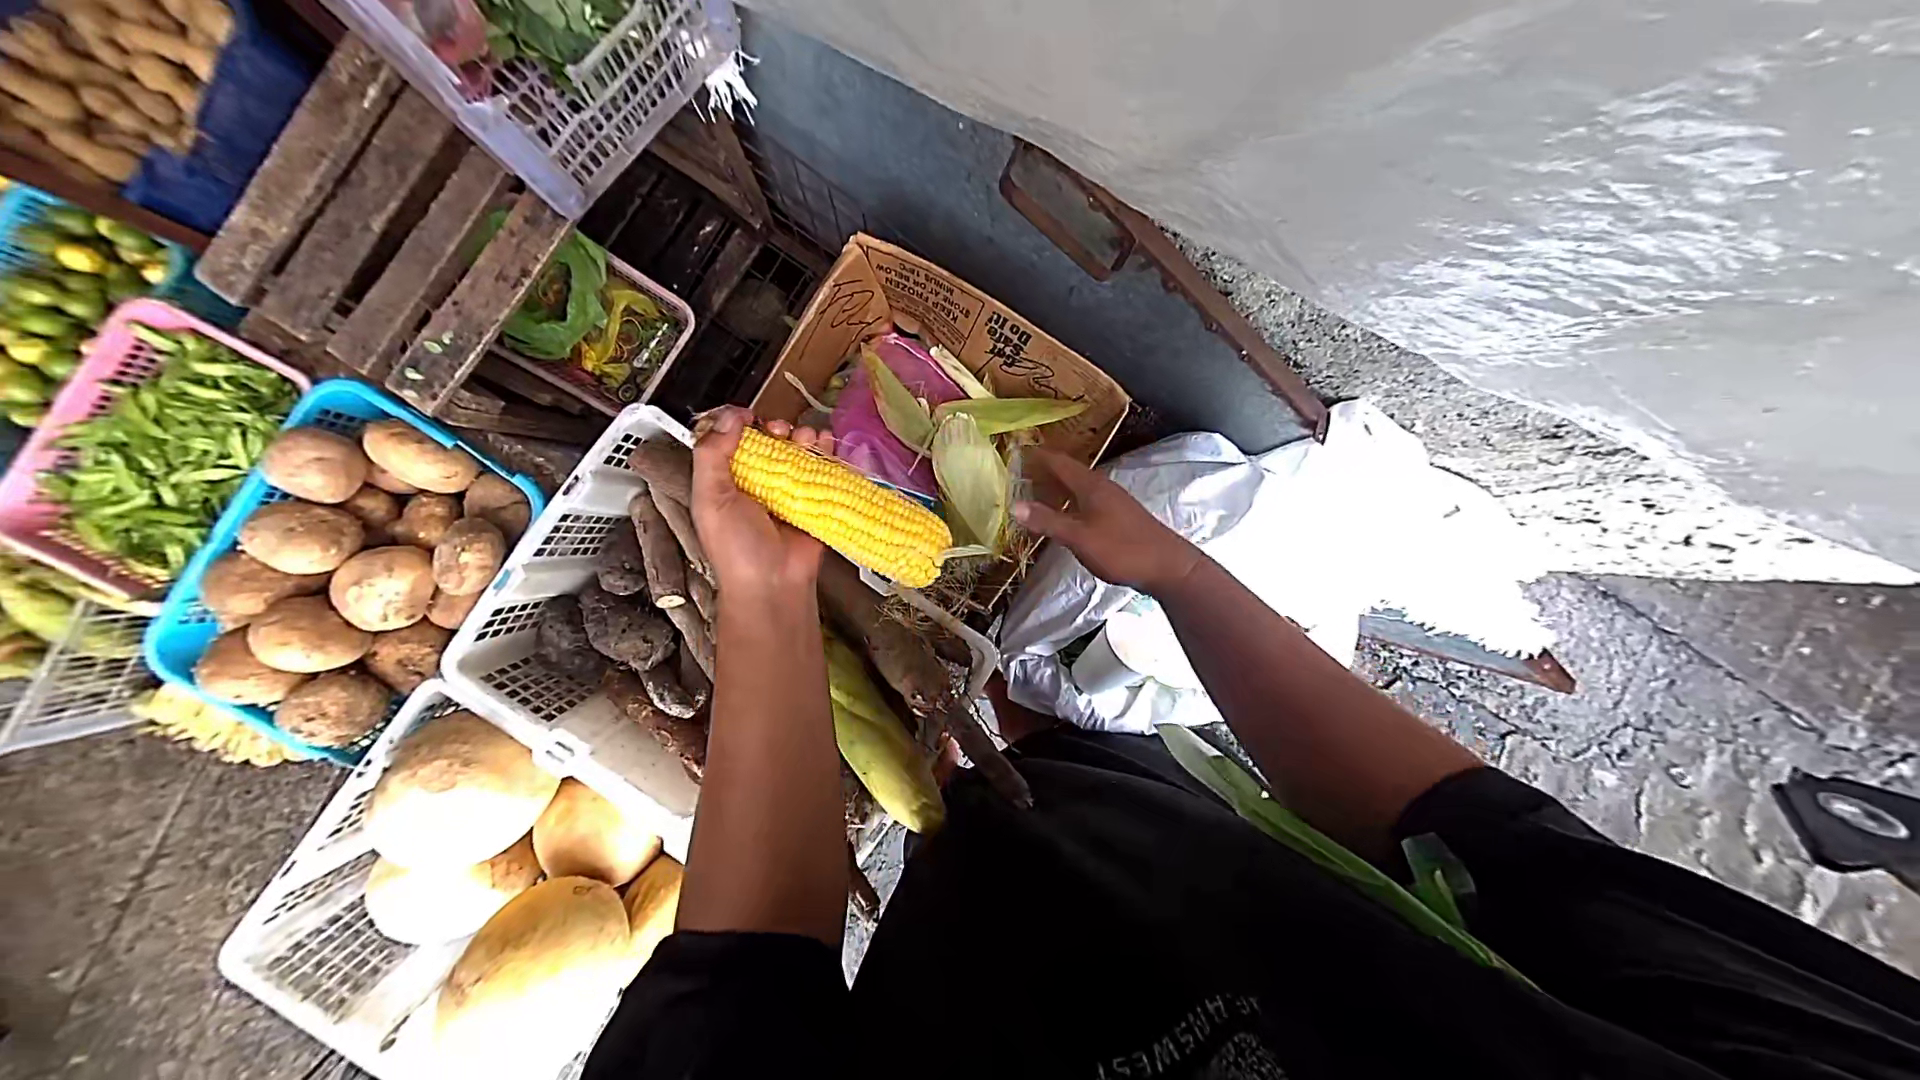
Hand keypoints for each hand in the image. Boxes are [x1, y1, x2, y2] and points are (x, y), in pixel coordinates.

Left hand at [691, 407, 828, 597]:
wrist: (774, 584)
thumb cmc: (736, 549)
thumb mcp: (710, 499)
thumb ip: (711, 455)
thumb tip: (728, 417)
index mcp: (726, 480)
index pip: (732, 439)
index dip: (740, 422)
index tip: (749, 416)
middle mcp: (758, 482)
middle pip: (769, 440)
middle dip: (777, 428)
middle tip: (780, 433)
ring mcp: (788, 490)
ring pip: (798, 451)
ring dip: (803, 436)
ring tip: (806, 439)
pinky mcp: (815, 500)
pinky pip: (823, 470)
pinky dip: (827, 452)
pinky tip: (826, 443)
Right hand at [1013, 449, 1202, 593]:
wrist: (1168, 567)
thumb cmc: (1122, 549)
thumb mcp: (1079, 537)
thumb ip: (1048, 521)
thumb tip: (1014, 505)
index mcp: (1091, 485)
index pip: (1059, 462)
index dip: (1036, 456)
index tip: (1014, 452)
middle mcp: (1102, 487)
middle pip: (1068, 473)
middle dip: (1043, 472)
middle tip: (1017, 475)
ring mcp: (1112, 501)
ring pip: (1077, 488)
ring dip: (1055, 488)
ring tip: (1033, 495)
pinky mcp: (1118, 516)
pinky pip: (1085, 501)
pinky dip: (1068, 502)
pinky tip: (1062, 516)